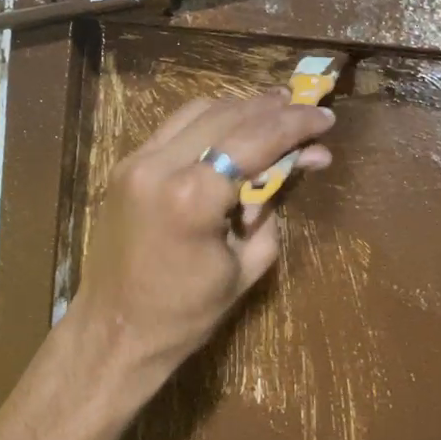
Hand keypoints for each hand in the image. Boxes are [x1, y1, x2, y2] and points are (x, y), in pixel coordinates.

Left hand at [64, 92, 336, 400]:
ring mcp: (134, 162)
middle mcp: (158, 166)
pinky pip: (174, 128)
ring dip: (239, 109)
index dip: (294, 124)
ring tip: (275, 113)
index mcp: (191, 197)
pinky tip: (234, 130)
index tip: (325, 117)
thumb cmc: (186, 314)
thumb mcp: (247, 265)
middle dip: (271, 110)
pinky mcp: (124, 167)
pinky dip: (208, 122)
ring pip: (197, 111)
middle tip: (305, 111)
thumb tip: (302, 159)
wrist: (115, 331)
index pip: (253, 140)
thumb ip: (273, 204)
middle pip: (226, 115)